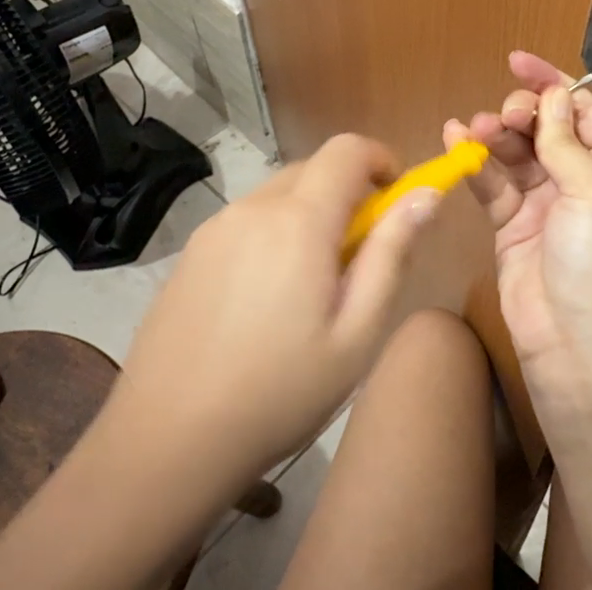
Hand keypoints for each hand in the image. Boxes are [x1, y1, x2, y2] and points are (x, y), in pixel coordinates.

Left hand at [110, 134, 440, 477]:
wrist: (166, 441)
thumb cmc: (280, 393)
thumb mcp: (357, 333)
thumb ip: (392, 255)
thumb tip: (425, 197)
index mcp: (298, 221)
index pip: (348, 149)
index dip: (383, 161)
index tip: (398, 201)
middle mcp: (252, 209)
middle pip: (313, 169)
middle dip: (349, 193)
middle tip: (362, 258)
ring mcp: (212, 230)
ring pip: (278, 196)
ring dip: (310, 216)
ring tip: (314, 288)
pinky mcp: (189, 256)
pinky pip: (246, 223)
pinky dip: (273, 235)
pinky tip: (267, 302)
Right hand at [445, 52, 591, 410]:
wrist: (577, 351)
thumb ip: (567, 143)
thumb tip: (552, 97)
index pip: (585, 112)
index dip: (553, 84)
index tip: (517, 61)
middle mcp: (584, 181)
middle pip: (548, 128)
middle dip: (522, 112)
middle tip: (502, 116)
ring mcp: (546, 205)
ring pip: (517, 153)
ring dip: (494, 134)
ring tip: (472, 128)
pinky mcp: (512, 226)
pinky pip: (493, 184)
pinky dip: (475, 162)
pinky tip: (455, 139)